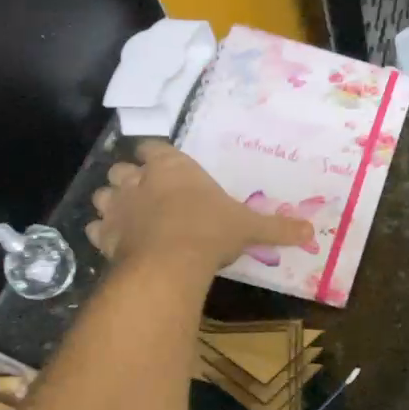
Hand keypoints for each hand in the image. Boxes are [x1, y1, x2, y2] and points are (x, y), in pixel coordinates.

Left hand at [84, 140, 313, 269]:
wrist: (170, 261)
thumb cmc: (211, 231)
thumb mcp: (249, 227)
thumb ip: (276, 227)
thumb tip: (312, 231)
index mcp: (172, 166)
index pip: (154, 148)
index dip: (158, 158)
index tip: (166, 170)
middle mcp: (138, 179)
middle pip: (123, 169)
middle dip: (131, 180)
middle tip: (150, 198)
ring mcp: (117, 207)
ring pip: (103, 195)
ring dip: (113, 204)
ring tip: (131, 220)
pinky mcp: (104, 235)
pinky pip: (96, 229)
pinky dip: (104, 235)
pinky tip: (119, 245)